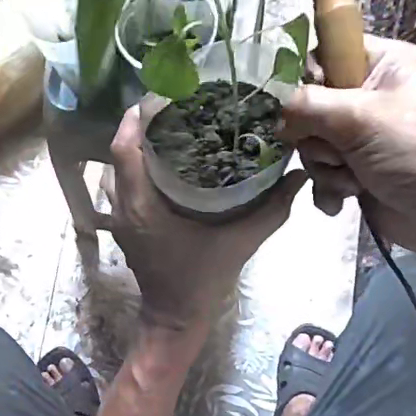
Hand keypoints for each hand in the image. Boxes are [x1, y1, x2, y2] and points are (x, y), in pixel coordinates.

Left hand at [106, 105, 306, 336]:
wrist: (174, 318)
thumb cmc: (201, 279)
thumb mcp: (240, 243)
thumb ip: (271, 209)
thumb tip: (300, 175)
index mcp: (141, 206)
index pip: (124, 150)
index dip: (136, 119)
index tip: (159, 97)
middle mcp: (123, 206)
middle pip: (118, 153)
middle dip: (139, 126)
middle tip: (170, 106)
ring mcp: (118, 217)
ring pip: (115, 169)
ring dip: (134, 146)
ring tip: (166, 127)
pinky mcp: (123, 225)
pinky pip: (120, 185)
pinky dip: (134, 167)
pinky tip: (162, 160)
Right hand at [280, 35, 415, 253]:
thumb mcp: (360, 118)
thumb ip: (306, 105)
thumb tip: (276, 113)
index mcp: (388, 64)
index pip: (329, 52)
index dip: (310, 76)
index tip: (302, 102)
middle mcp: (376, 95)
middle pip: (312, 103)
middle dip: (316, 135)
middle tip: (335, 149)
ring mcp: (367, 136)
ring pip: (314, 141)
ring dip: (324, 165)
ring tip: (351, 178)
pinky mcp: (361, 170)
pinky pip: (323, 170)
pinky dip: (330, 186)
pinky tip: (346, 198)